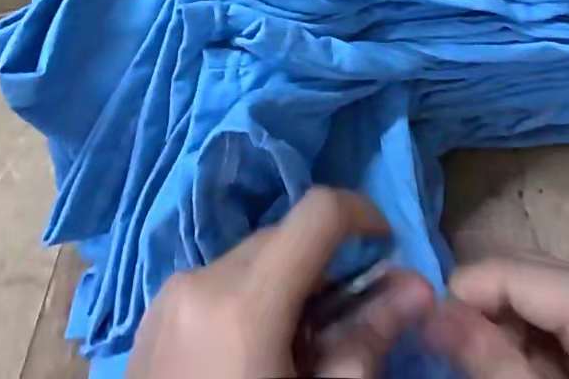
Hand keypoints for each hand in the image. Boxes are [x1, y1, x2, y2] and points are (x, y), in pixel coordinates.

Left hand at [126, 188, 436, 378]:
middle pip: (283, 236)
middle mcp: (203, 277)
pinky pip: (216, 281)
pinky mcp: (153, 311)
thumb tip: (415, 288)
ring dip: (284, 283)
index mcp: (244, 303)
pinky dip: (247, 298)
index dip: (362, 215)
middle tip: (350, 321)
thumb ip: (365, 343)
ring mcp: (170, 291)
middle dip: (324, 264)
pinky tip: (251, 356)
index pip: (316, 212)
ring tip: (295, 350)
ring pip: (250, 257)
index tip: (387, 248)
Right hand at [421, 258, 568, 378]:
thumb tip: (430, 312)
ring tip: (480, 360)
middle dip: (483, 305)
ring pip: (535, 298)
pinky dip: (525, 342)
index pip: (515, 271)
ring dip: (501, 324)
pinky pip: (555, 324)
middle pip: (525, 277)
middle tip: (448, 343)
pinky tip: (515, 366)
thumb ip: (493, 362)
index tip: (426, 323)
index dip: (465, 291)